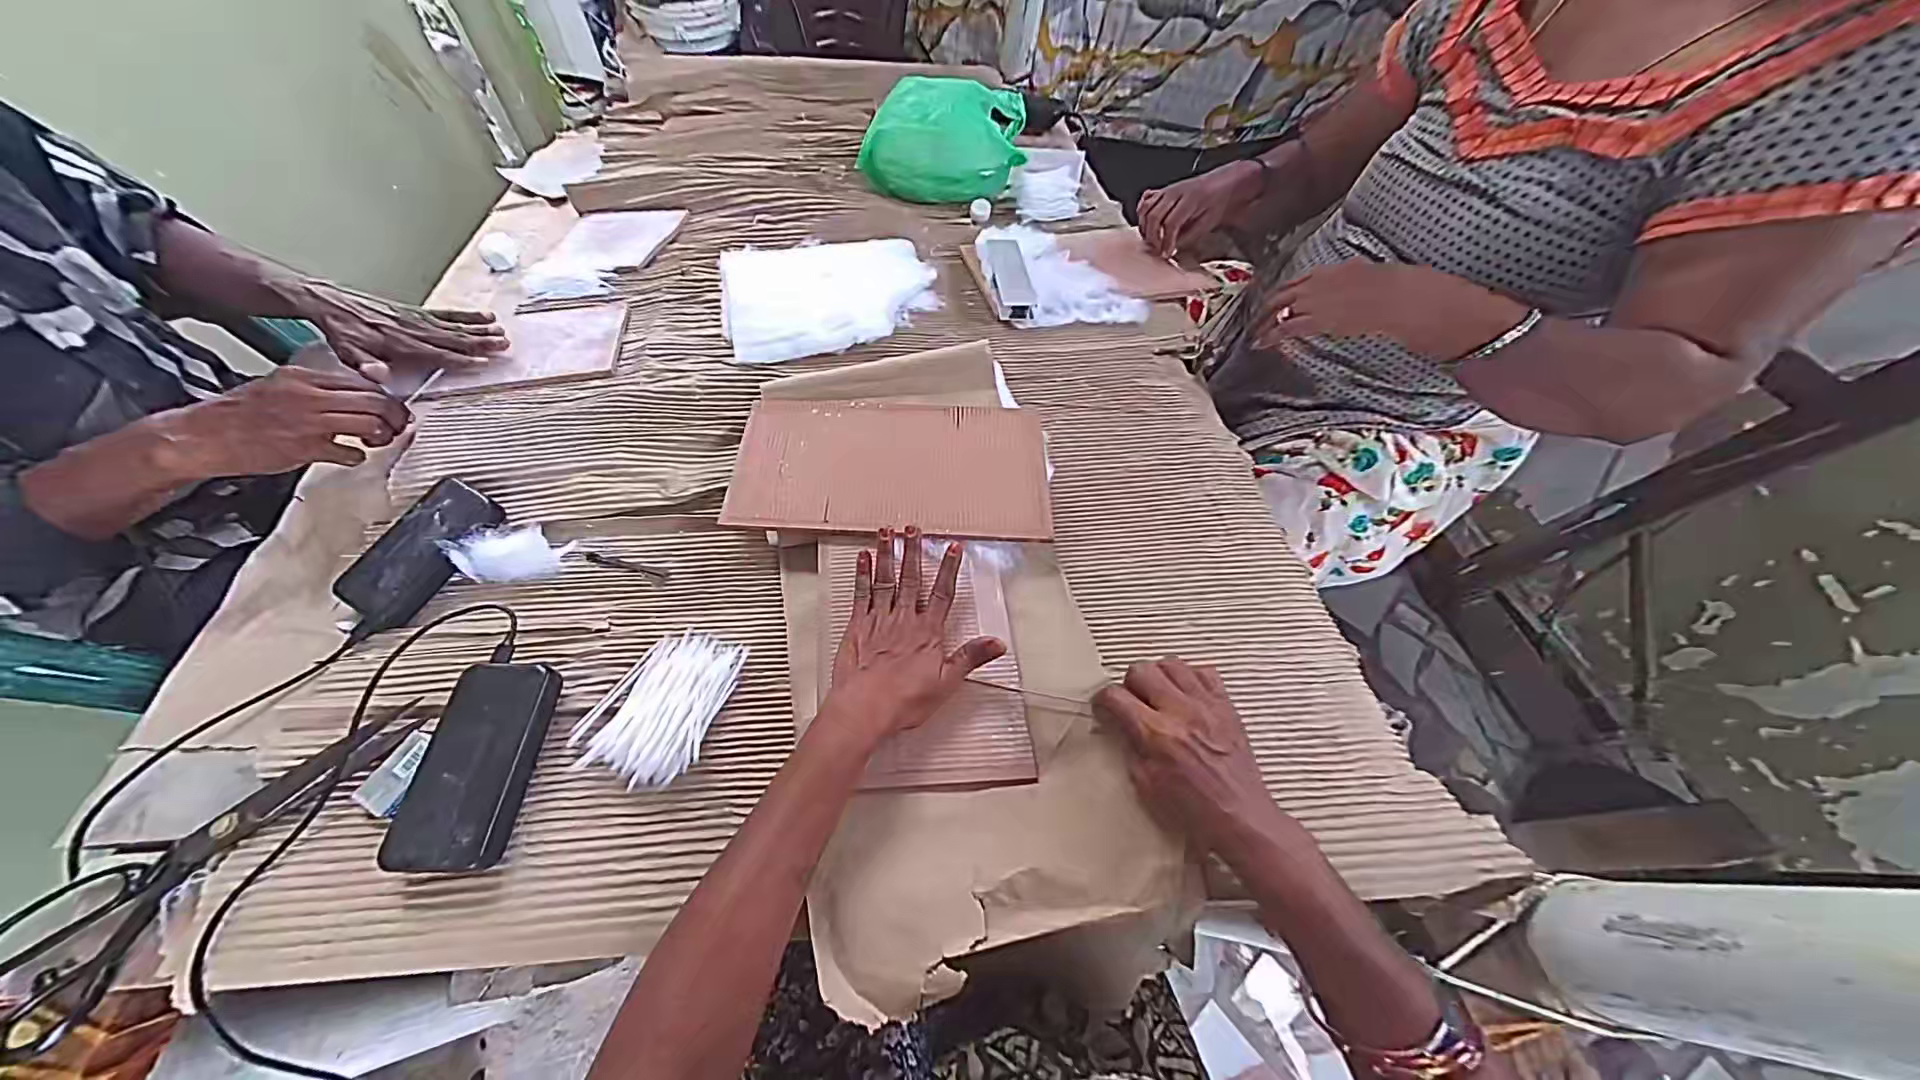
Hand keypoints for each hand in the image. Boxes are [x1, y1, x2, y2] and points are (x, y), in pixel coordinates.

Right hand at [149, 366, 410, 479]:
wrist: (196, 437)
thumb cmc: (237, 415)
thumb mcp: (279, 388)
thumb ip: (319, 390)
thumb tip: (361, 396)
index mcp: (301, 378)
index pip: (364, 382)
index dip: (387, 398)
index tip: (393, 408)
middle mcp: (308, 396)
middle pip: (376, 401)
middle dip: (396, 416)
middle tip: (397, 426)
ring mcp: (308, 421)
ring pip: (371, 423)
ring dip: (384, 435)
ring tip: (376, 440)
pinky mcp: (306, 447)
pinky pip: (351, 452)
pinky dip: (357, 456)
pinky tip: (350, 455)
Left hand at [291, 280, 507, 382]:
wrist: (327, 302)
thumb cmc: (340, 331)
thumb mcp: (345, 351)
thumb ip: (364, 364)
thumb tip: (379, 376)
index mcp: (400, 343)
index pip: (438, 353)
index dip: (461, 358)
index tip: (483, 361)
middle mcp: (413, 330)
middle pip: (454, 338)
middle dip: (480, 342)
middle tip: (503, 344)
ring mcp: (417, 318)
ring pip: (455, 326)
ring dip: (480, 329)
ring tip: (502, 332)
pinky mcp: (417, 311)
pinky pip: (448, 314)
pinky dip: (468, 315)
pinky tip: (485, 316)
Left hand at [823, 526, 1006, 743]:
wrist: (865, 707)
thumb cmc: (903, 699)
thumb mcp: (946, 683)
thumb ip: (970, 657)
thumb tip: (996, 643)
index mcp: (927, 632)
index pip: (942, 593)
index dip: (949, 569)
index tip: (954, 548)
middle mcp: (904, 620)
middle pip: (911, 578)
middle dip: (914, 552)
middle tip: (914, 529)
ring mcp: (879, 620)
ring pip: (885, 579)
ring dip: (888, 555)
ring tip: (888, 532)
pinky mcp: (857, 627)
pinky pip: (861, 594)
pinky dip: (862, 574)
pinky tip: (863, 558)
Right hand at [1096, 658, 1288, 855]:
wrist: (1239, 818)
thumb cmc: (1197, 810)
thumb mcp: (1145, 785)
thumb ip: (1128, 746)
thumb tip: (1117, 724)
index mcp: (1157, 735)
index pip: (1116, 696)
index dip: (1103, 701)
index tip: (1104, 708)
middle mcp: (1181, 713)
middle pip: (1141, 670)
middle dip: (1129, 684)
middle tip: (1131, 702)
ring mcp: (1206, 707)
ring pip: (1171, 664)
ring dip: (1158, 677)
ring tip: (1157, 696)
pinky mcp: (1226, 707)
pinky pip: (1204, 672)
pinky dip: (1190, 678)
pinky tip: (1185, 695)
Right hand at [1138, 160, 1265, 258]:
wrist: (1223, 184)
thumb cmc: (1217, 202)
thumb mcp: (1207, 224)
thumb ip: (1187, 237)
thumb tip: (1171, 249)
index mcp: (1191, 198)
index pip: (1171, 223)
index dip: (1166, 242)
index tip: (1165, 254)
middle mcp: (1176, 192)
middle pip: (1154, 216)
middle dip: (1152, 237)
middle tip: (1157, 249)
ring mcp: (1167, 190)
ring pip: (1146, 208)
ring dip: (1144, 227)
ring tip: (1151, 240)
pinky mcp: (1162, 191)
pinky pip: (1146, 200)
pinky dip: (1142, 213)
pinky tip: (1146, 224)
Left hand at [1254, 260, 1528, 360]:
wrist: (1405, 298)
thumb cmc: (1396, 288)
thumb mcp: (1370, 274)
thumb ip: (1352, 278)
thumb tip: (1349, 280)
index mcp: (1332, 270)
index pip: (1295, 282)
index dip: (1278, 295)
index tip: (1268, 304)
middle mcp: (1318, 283)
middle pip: (1280, 296)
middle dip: (1263, 310)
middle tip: (1253, 323)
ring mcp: (1316, 301)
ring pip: (1278, 312)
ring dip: (1263, 325)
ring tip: (1253, 337)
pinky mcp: (1318, 320)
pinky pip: (1286, 328)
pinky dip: (1271, 335)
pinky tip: (1262, 344)